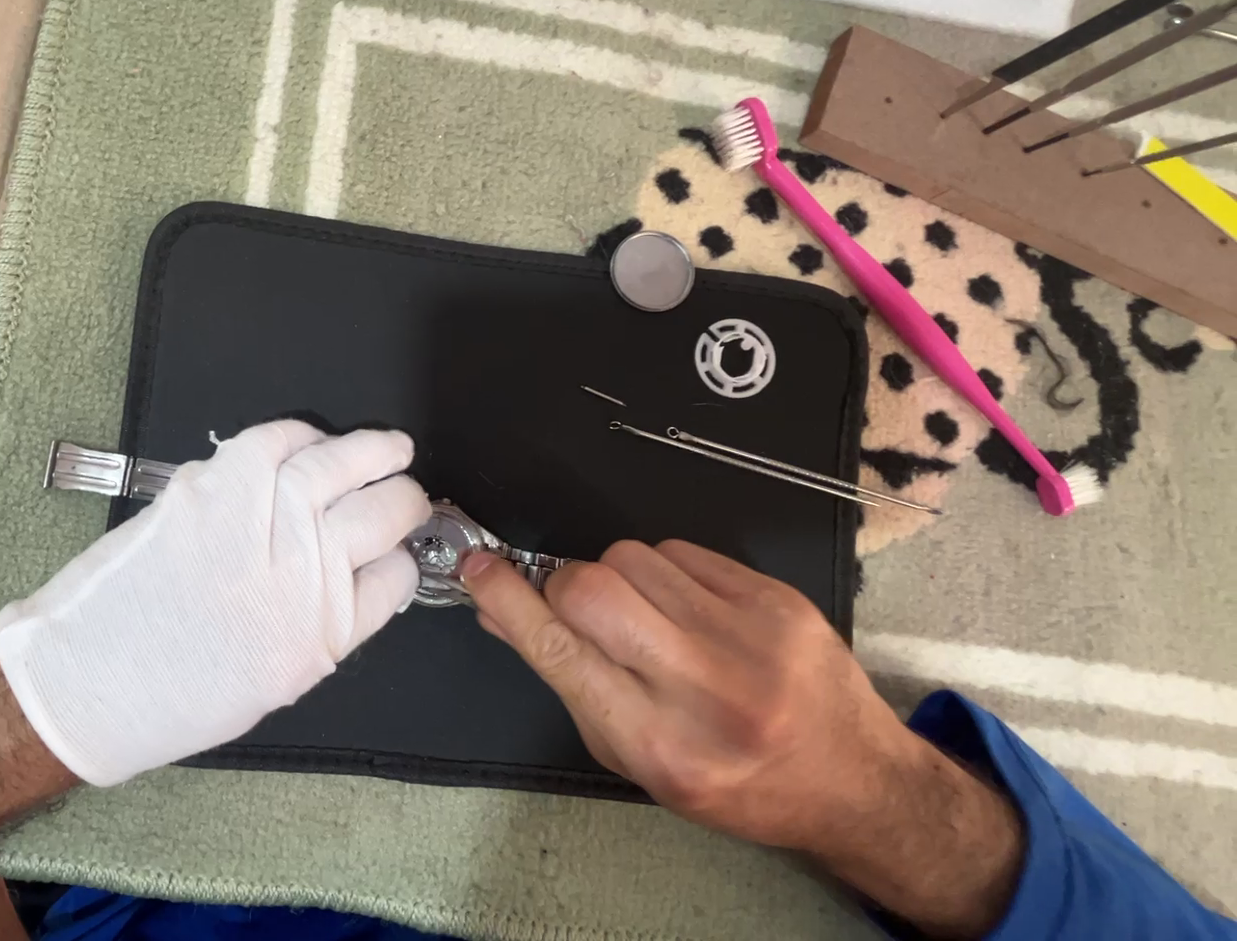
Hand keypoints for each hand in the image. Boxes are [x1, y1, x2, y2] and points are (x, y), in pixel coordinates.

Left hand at [0, 420, 430, 786]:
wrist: (90, 684)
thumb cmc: (179, 694)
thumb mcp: (276, 676)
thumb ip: (323, 622)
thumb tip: (352, 572)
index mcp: (322, 637)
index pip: (395, 577)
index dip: (401, 555)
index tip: (395, 547)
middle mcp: (300, 579)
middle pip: (381, 515)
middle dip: (403, 498)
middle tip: (404, 487)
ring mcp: (253, 529)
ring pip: (333, 468)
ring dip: (373, 450)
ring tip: (391, 446)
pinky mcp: (207, 493)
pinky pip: (269, 444)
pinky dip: (300, 434)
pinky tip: (313, 440)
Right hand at [466, 540, 1022, 938]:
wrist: (855, 782)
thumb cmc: (727, 781)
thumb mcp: (632, 753)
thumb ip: (563, 679)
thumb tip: (499, 612)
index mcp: (656, 742)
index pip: (559, 650)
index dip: (508, 600)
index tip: (476, 566)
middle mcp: (703, 688)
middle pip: (590, 588)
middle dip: (563, 585)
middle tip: (580, 608)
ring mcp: (748, 637)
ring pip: (630, 557)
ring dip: (615, 576)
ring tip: (645, 615)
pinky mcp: (777, 598)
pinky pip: (679, 550)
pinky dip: (662, 571)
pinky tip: (686, 608)